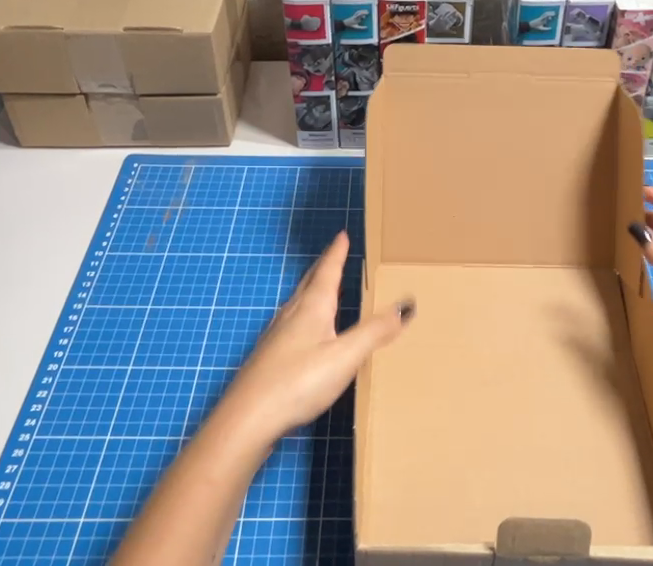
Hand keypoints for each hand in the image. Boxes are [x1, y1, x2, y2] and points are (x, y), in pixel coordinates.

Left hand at [215, 231, 410, 445]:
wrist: (248, 418)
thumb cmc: (299, 382)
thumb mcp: (345, 357)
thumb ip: (374, 332)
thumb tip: (405, 305)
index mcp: (312, 307)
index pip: (327, 271)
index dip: (336, 253)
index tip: (342, 234)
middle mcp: (292, 314)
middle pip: (310, 282)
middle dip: (324, 267)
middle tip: (335, 253)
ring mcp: (277, 335)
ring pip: (299, 302)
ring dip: (313, 289)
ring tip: (325, 287)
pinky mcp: (270, 357)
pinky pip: (293, 322)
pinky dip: (305, 313)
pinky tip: (305, 330)